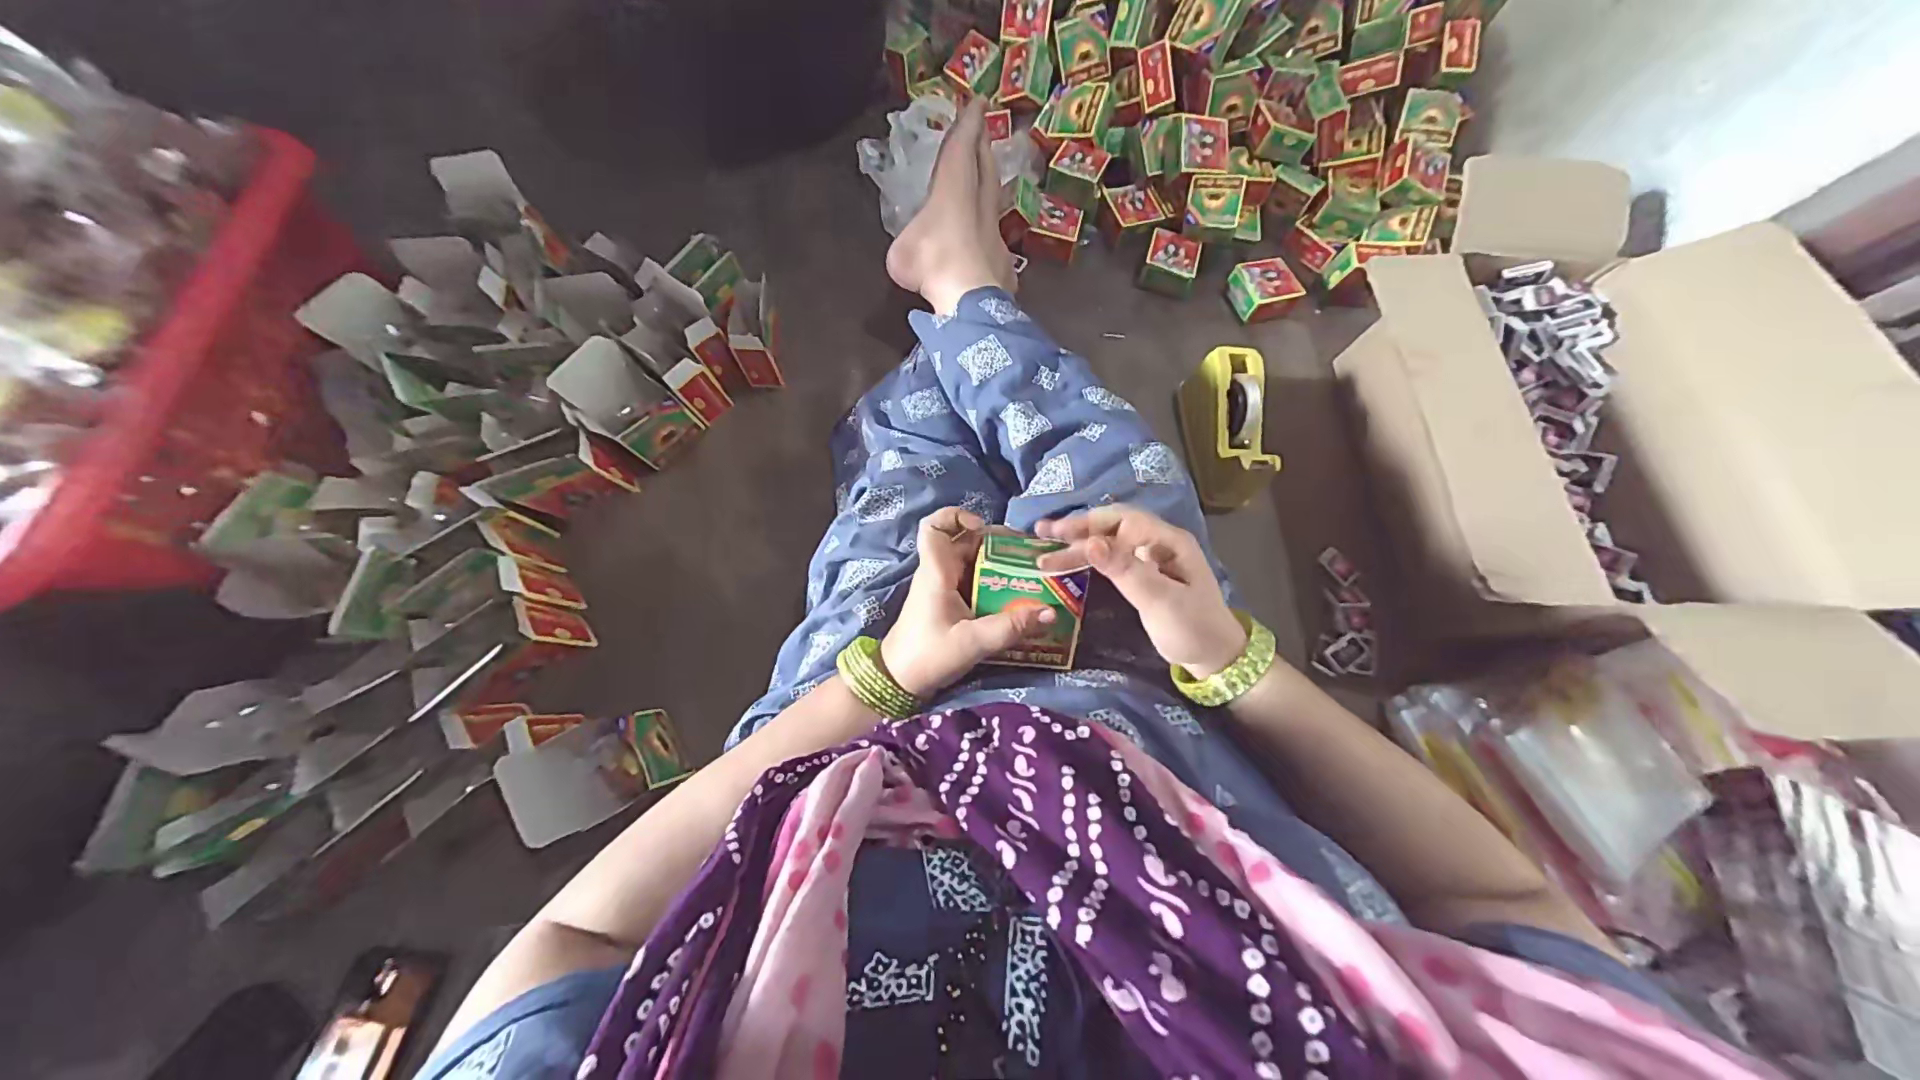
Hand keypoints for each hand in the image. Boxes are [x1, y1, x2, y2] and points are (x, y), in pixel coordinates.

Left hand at [880, 507, 1055, 697]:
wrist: (897, 682)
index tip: (982, 527)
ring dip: (1000, 565)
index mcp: (936, 572)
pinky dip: (995, 584)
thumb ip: (1010, 627)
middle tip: (1029, 554)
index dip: (956, 516)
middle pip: (966, 541)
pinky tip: (1017, 597)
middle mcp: (939, 573)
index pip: (933, 526)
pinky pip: (974, 583)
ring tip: (1031, 573)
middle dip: (997, 543)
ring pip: (973, 563)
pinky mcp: (949, 604)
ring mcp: (943, 588)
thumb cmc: (927, 655)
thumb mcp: (971, 643)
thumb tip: (1050, 611)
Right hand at [1034, 506, 1245, 676]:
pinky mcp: (1144, 573)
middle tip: (1041, 533)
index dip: (1086, 527)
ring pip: (1110, 539)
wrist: (1216, 657)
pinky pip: (1112, 555)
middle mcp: (1159, 542)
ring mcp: (1152, 557)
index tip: (1055, 538)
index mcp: (1168, 541)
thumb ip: (1125, 571)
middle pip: (1113, 525)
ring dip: (1079, 540)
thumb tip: (1090, 542)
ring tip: (1046, 543)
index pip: (1121, 522)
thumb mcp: (1160, 601)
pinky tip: (1071, 557)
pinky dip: (1089, 554)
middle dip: (1076, 528)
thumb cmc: (1192, 629)